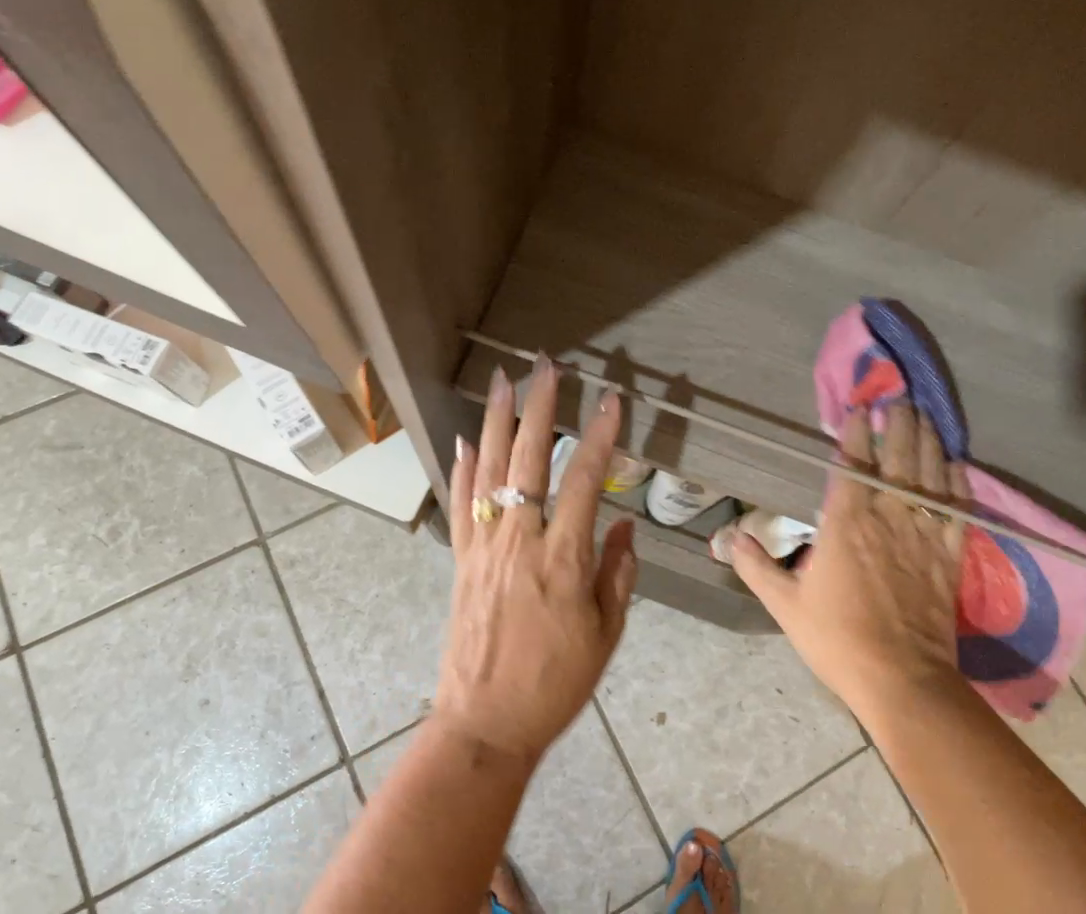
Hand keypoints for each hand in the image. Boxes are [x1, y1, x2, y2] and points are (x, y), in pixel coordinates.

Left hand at [436, 358, 637, 762]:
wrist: (486, 721)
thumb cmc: (556, 682)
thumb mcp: (606, 633)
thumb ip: (618, 572)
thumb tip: (625, 523)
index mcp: (564, 557)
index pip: (586, 480)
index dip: (600, 436)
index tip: (612, 400)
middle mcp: (520, 540)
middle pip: (530, 458)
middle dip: (541, 407)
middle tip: (547, 365)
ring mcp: (484, 547)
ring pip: (489, 469)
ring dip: (496, 421)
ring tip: (502, 381)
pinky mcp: (460, 561)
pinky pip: (461, 504)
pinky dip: (462, 469)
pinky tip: (465, 440)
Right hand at [728, 401, 970, 720]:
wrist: (901, 679)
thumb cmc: (837, 640)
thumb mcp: (785, 605)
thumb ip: (757, 567)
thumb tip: (729, 539)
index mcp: (845, 524)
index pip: (852, 466)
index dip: (855, 434)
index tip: (858, 408)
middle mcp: (887, 519)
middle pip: (896, 461)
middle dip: (898, 426)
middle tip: (900, 399)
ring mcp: (923, 537)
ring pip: (928, 477)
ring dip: (927, 443)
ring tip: (925, 417)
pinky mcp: (948, 558)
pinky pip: (956, 510)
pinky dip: (956, 483)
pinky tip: (955, 464)